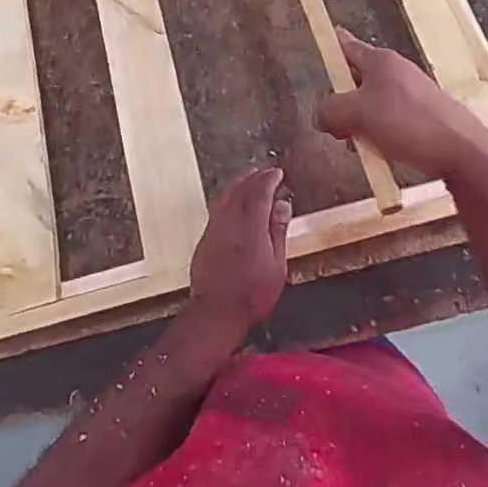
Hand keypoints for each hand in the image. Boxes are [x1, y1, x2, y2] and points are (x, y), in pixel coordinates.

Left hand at [187, 168, 292, 335]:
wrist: (215, 314)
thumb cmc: (252, 294)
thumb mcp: (276, 265)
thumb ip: (278, 232)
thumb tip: (282, 206)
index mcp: (250, 227)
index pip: (260, 192)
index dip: (269, 179)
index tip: (277, 173)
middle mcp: (230, 223)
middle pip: (241, 189)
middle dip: (255, 177)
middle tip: (266, 172)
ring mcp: (214, 230)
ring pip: (225, 197)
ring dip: (239, 184)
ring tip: (249, 179)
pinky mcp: (205, 240)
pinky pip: (217, 209)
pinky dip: (228, 198)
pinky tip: (234, 203)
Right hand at [315, 28, 487, 181]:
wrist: (460, 150)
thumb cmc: (408, 123)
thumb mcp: (358, 113)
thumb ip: (331, 110)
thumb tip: (321, 115)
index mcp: (381, 61)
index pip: (348, 47)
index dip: (333, 46)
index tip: (326, 39)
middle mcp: (397, 72)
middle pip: (357, 81)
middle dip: (341, 103)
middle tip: (333, 126)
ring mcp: (412, 94)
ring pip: (372, 106)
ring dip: (359, 125)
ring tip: (359, 146)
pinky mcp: (422, 116)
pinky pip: (389, 122)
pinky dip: (379, 135)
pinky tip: (380, 154)